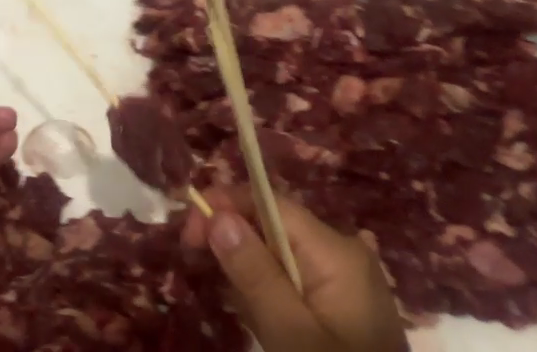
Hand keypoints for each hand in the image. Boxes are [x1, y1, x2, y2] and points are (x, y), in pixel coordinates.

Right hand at [184, 187, 407, 351]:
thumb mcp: (290, 335)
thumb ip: (254, 273)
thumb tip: (217, 215)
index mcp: (334, 250)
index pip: (269, 202)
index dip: (224, 206)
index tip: (187, 234)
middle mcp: (344, 251)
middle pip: (273, 225)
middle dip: (235, 243)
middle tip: (202, 272)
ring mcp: (348, 278)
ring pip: (281, 252)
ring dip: (251, 273)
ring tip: (246, 315)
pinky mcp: (346, 303)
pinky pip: (297, 277)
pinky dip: (272, 291)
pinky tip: (267, 322)